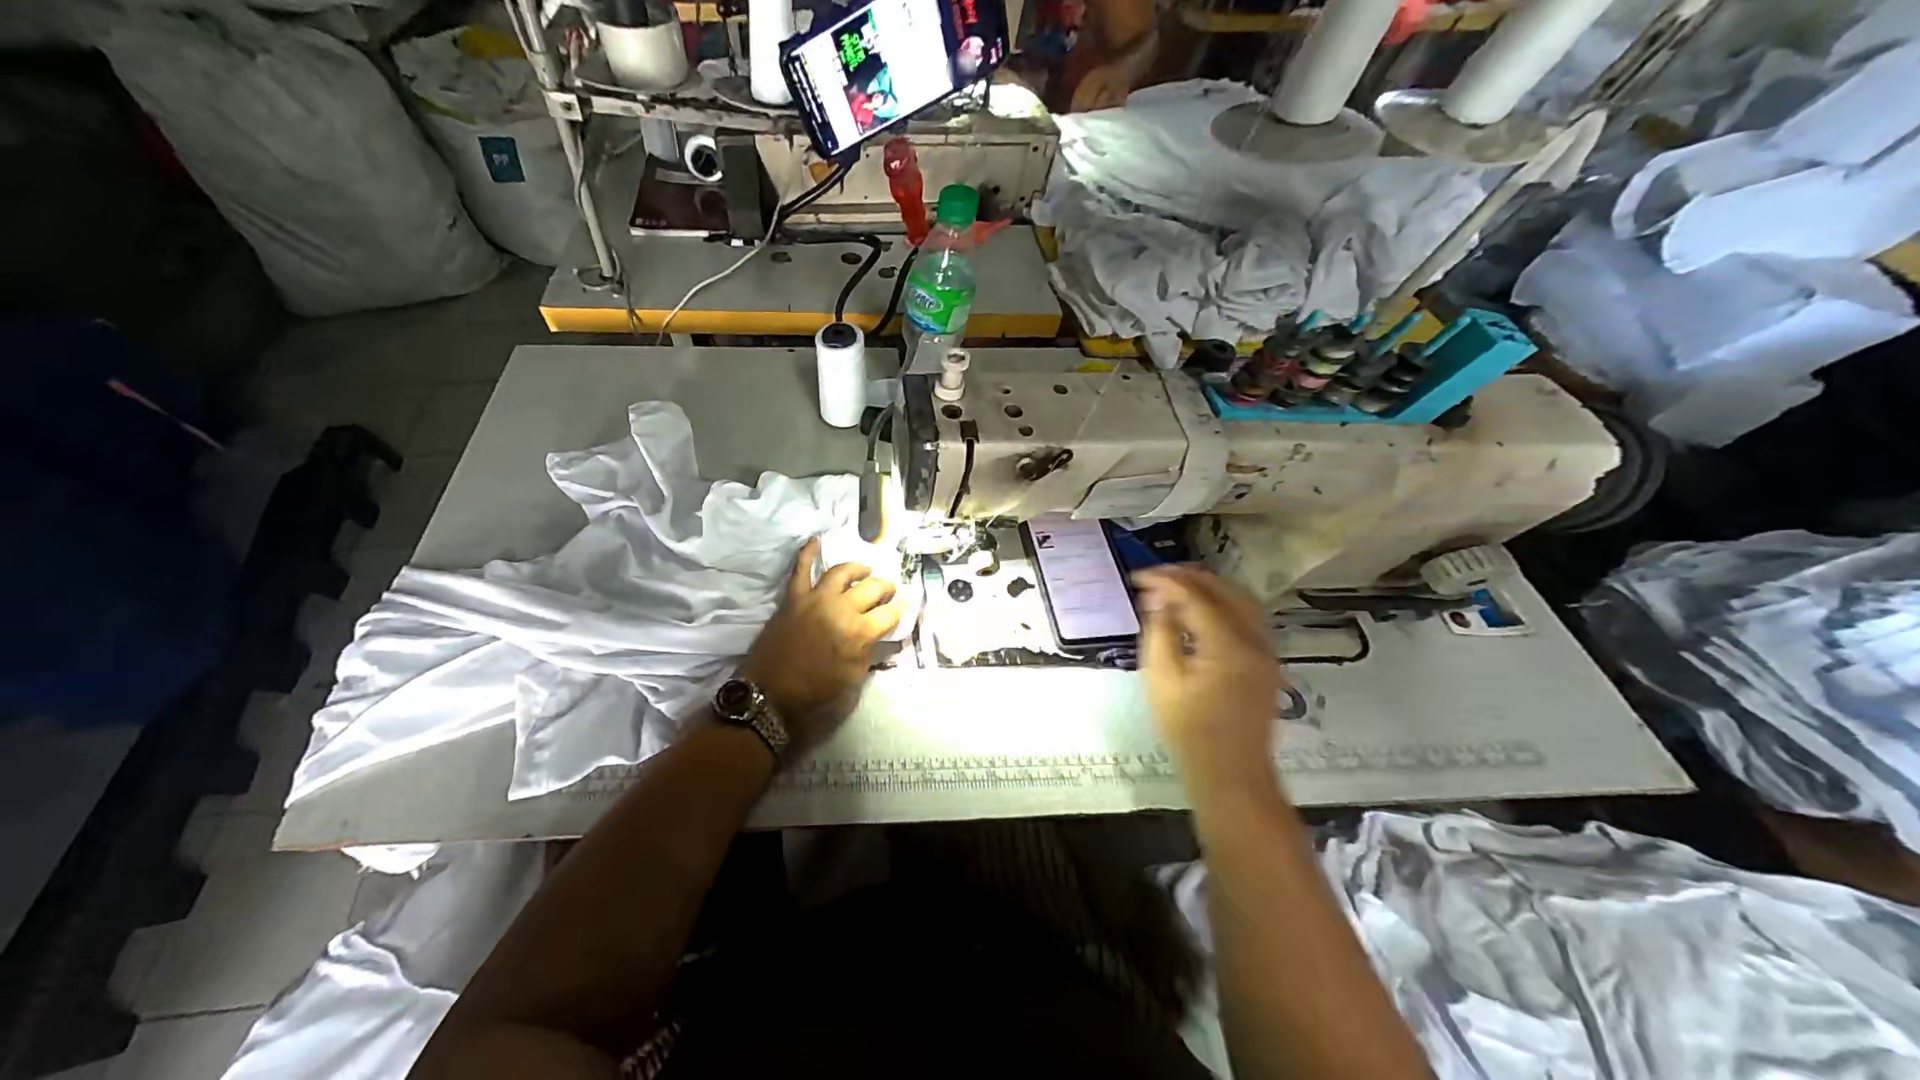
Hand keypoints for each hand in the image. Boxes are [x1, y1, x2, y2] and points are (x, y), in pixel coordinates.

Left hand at [740, 537, 900, 744]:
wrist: (770, 695)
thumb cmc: (815, 694)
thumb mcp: (853, 679)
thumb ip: (869, 652)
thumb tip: (879, 636)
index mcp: (860, 633)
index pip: (890, 614)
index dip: (900, 611)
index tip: (903, 609)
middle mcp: (841, 609)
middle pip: (873, 588)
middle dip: (886, 589)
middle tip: (888, 591)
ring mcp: (816, 599)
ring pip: (843, 572)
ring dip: (858, 569)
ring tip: (865, 571)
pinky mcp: (793, 597)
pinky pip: (801, 568)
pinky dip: (808, 553)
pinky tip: (816, 540)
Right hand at [1132, 565, 1285, 775]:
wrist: (1231, 775)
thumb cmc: (1189, 732)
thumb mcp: (1161, 680)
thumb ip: (1160, 632)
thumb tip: (1160, 600)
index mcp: (1228, 644)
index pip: (1196, 595)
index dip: (1165, 580)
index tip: (1137, 577)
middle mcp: (1255, 640)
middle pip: (1224, 590)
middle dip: (1188, 577)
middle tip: (1155, 578)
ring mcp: (1266, 651)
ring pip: (1241, 601)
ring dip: (1208, 588)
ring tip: (1175, 589)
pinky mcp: (1267, 663)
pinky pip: (1248, 618)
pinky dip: (1223, 605)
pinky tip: (1199, 613)